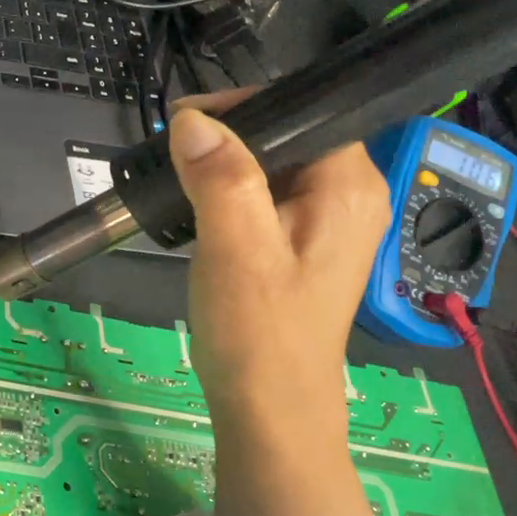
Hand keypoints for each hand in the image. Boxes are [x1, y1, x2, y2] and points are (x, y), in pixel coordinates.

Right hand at [168, 92, 390, 515]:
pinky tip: (190, 212)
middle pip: (287, 136)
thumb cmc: (258, 332)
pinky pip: (259, 197)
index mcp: (349, 189)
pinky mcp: (296, 246)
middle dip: (224, 138)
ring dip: (217, 167)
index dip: (246, 106)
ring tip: (171, 181)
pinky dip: (221, 194)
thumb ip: (220, 180)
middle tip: (167, 156)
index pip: (308, 112)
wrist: (267, 408)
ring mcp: (323, 224)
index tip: (182, 122)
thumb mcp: (236, 251)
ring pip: (267, 167)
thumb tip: (192, 119)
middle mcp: (347, 198)